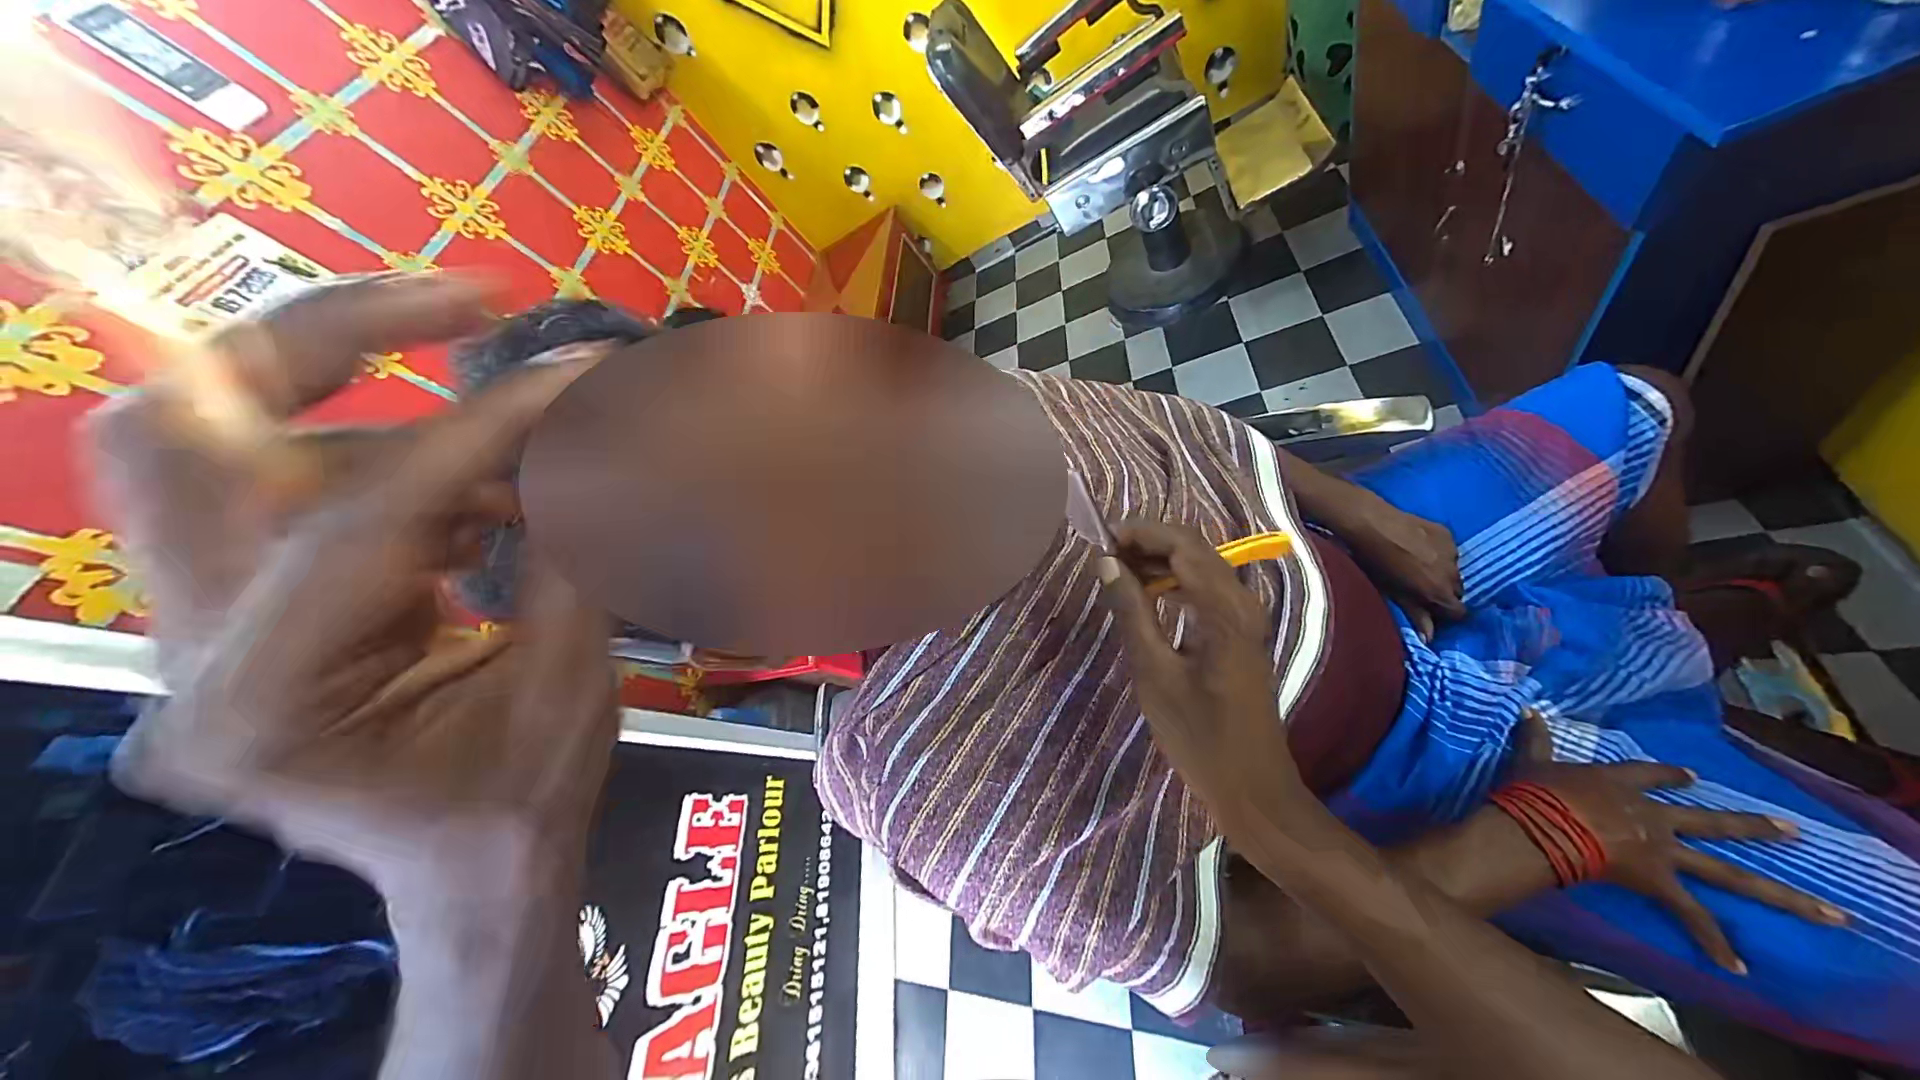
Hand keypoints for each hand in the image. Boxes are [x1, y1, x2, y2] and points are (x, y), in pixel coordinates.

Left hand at [90, 275, 616, 910]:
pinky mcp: (243, 619)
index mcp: (266, 706)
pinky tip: (494, 501)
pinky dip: (404, 471)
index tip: (579, 375)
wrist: (470, 878)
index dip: (487, 431)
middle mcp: (187, 660)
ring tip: (521, 447)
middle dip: (328, 341)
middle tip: (465, 300)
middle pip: (185, 435)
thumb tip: (603, 436)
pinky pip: (299, 499)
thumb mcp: (568, 683)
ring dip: (388, 416)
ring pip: (227, 454)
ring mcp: (196, 636)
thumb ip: (575, 551)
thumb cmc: (522, 806)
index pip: (367, 515)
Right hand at [1097, 522, 1307, 815]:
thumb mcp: (1154, 673)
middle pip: (1194, 548)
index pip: (1183, 543)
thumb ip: (1131, 612)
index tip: (1101, 539)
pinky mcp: (1240, 634)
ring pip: (1200, 567)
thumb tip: (1106, 563)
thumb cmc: (1199, 735)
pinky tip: (1148, 595)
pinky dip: (1174, 583)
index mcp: (1225, 609)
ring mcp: (1245, 618)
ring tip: (1117, 572)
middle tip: (1103, 555)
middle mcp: (1242, 602)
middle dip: (1147, 542)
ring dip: (1159, 561)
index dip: (1141, 532)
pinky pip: (1205, 590)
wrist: (1252, 787)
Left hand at [1346, 503, 1464, 639]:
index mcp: (1440, 592)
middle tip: (1420, 587)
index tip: (1431, 610)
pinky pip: (1449, 550)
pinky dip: (1438, 552)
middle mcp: (1453, 573)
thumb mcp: (1392, 592)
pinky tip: (1417, 547)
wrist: (1371, 524)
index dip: (1446, 614)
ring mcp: (1453, 552)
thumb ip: (1415, 614)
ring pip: (1453, 570)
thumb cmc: (1374, 563)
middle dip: (1442, 593)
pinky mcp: (1447, 534)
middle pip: (1456, 591)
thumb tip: (1429, 638)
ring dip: (1441, 572)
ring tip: (1416, 565)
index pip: (1459, 613)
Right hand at [1506, 712, 1845, 972]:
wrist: (1542, 824)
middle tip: (1792, 831)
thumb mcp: (1532, 760)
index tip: (1692, 776)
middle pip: (1708, 821)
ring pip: (1727, 873)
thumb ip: (1535, 739)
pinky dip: (1711, 940)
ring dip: (1780, 894)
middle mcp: (1652, 816)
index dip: (1670, 775)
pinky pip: (1689, 914)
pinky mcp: (1657, 880)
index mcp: (1619, 785)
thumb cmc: (1534, 791)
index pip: (1651, 776)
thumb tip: (1527, 710)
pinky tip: (1737, 966)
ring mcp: (1661, 849)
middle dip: (1750, 826)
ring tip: (1832, 914)